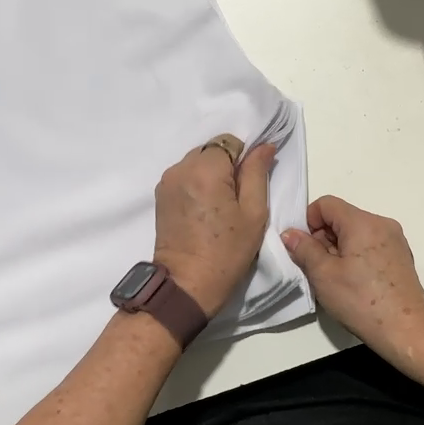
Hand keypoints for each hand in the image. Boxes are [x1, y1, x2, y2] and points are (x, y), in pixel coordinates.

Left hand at [152, 137, 275, 315]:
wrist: (187, 283)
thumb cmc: (227, 252)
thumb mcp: (253, 213)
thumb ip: (257, 173)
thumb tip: (264, 146)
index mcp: (205, 169)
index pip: (229, 141)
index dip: (244, 158)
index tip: (249, 183)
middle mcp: (180, 168)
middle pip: (210, 150)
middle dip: (226, 165)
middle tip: (236, 198)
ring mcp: (166, 181)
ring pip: (196, 162)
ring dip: (210, 174)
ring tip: (220, 206)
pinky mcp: (160, 195)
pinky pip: (184, 176)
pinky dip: (196, 184)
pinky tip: (204, 209)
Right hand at [280, 196, 423, 361]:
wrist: (407, 331)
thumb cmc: (361, 301)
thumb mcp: (323, 275)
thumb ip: (304, 249)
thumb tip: (290, 233)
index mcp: (363, 222)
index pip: (326, 204)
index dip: (308, 222)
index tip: (305, 249)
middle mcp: (382, 224)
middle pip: (341, 218)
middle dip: (323, 238)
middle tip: (317, 269)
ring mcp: (395, 241)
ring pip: (354, 233)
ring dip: (338, 250)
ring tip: (335, 280)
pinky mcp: (400, 258)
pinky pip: (369, 246)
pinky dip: (355, 257)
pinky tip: (354, 284)